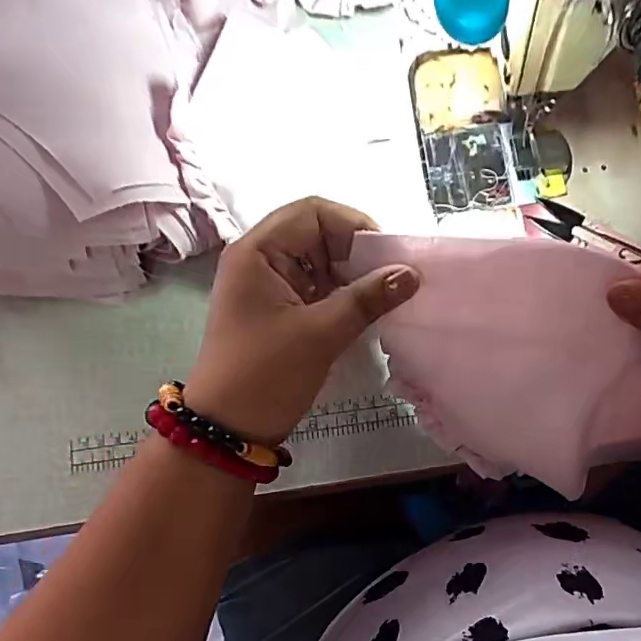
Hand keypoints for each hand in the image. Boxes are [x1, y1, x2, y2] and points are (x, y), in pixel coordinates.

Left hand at [186, 198, 418, 443]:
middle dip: (357, 254)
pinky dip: (342, 297)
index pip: (313, 213)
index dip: (355, 226)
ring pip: (320, 265)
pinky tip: (366, 314)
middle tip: (392, 281)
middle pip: (317, 235)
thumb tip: (411, 274)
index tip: (388, 257)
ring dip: (353, 277)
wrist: (229, 427)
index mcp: (258, 252)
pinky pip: (316, 290)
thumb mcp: (321, 333)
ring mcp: (268, 287)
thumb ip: (367, 299)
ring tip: (384, 299)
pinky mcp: (279, 312)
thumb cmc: (267, 374)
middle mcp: (260, 260)